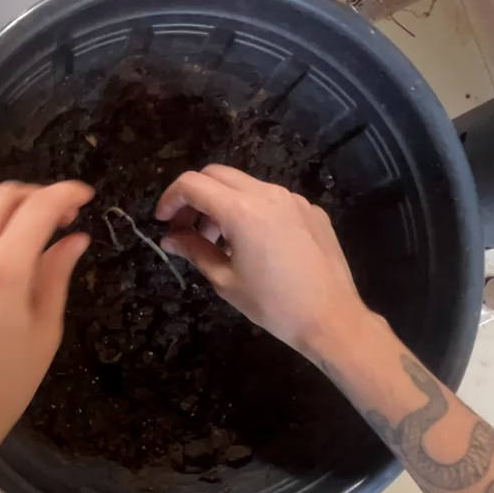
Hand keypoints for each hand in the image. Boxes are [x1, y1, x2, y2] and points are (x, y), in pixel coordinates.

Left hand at [0, 180, 92, 477]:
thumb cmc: (5, 386)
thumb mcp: (44, 332)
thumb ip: (56, 276)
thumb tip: (74, 239)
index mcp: (3, 269)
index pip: (38, 207)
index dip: (66, 194)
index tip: (84, 198)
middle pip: (0, 197)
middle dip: (34, 196)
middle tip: (57, 216)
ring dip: (0, 212)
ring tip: (22, 236)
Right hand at [155, 164, 368, 358]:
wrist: (330, 317)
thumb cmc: (272, 304)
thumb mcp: (225, 280)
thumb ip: (195, 251)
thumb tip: (170, 238)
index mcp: (241, 210)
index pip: (193, 184)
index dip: (171, 198)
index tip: (163, 221)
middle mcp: (267, 194)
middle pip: (217, 175)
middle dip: (195, 197)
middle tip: (186, 229)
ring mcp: (293, 200)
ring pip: (245, 185)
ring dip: (223, 204)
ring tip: (219, 242)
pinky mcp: (311, 211)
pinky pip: (272, 200)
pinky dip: (251, 212)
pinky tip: (255, 246)